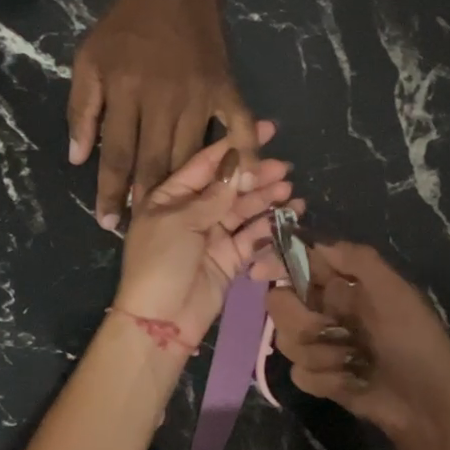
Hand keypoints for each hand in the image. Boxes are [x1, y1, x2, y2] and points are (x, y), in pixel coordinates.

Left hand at [67, 0, 259, 230]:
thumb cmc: (125, 24)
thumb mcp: (88, 59)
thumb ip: (81, 109)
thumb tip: (79, 157)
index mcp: (124, 91)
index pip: (116, 154)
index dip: (110, 191)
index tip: (106, 222)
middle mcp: (162, 99)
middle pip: (155, 163)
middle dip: (145, 201)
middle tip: (141, 232)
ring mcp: (199, 95)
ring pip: (191, 155)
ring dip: (186, 192)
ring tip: (180, 222)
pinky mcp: (225, 88)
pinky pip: (239, 127)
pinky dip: (245, 155)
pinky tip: (247, 182)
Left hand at [113, 121, 296, 347]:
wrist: (161, 320)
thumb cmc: (160, 262)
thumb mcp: (181, 221)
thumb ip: (214, 194)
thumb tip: (238, 164)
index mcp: (168, 197)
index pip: (205, 164)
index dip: (234, 146)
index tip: (264, 129)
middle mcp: (191, 212)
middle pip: (228, 186)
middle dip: (255, 174)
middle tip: (283, 166)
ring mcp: (211, 236)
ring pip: (243, 209)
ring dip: (266, 197)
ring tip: (289, 187)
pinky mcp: (228, 258)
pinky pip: (252, 235)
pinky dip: (269, 224)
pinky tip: (289, 212)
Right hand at [263, 242, 449, 435]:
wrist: (426, 402)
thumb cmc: (414, 340)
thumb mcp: (395, 291)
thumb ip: (357, 259)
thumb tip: (314, 244)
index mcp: (344, 285)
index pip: (297, 264)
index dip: (277, 264)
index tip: (262, 272)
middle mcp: (326, 311)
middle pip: (280, 304)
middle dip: (302, 321)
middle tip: (331, 329)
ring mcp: (320, 345)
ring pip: (286, 341)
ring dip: (320, 354)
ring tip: (353, 361)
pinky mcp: (319, 378)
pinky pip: (298, 373)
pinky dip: (325, 380)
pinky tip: (350, 382)